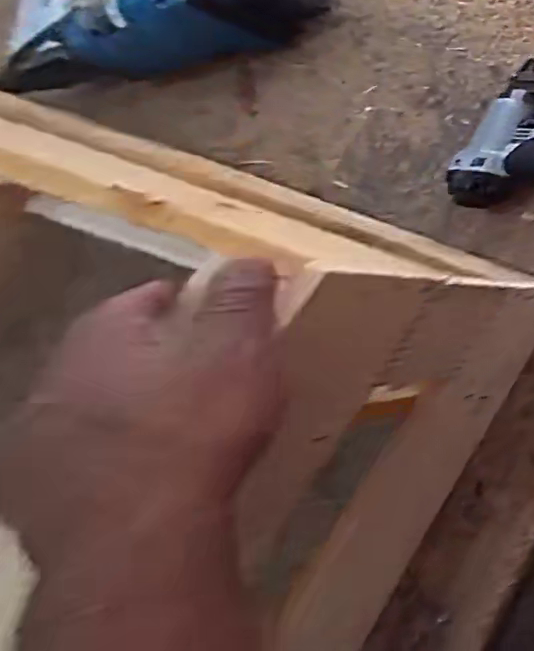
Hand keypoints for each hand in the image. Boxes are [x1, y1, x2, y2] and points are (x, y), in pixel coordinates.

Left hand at [0, 259, 284, 569]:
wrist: (139, 532)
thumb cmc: (202, 423)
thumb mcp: (242, 347)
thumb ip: (240, 298)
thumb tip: (242, 260)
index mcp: (98, 343)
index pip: (136, 298)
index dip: (186, 296)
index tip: (229, 308)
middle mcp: (51, 386)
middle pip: (112, 350)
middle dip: (162, 348)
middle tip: (221, 357)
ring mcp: (34, 444)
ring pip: (95, 400)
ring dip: (139, 396)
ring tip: (195, 409)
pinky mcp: (37, 492)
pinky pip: (87, 448)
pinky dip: (123, 442)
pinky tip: (160, 456)